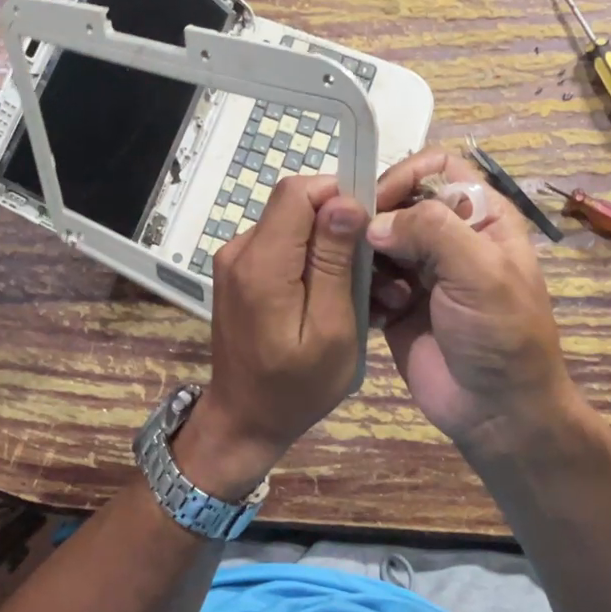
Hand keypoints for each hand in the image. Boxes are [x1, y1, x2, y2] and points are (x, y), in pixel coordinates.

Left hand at [175, 175, 367, 499]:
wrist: (245, 419)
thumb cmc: (295, 387)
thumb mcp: (331, 330)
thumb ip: (335, 263)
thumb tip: (344, 201)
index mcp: (261, 263)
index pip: (298, 192)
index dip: (339, 196)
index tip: (371, 229)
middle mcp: (239, 250)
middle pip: (295, 206)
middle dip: (340, 226)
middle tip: (375, 269)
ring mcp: (235, 261)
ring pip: (292, 226)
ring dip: (329, 248)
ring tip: (363, 291)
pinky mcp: (239, 273)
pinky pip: (281, 247)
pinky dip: (311, 263)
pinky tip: (334, 296)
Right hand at [367, 149, 571, 445]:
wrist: (498, 413)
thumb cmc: (502, 337)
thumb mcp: (481, 273)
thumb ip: (431, 230)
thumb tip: (375, 222)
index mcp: (480, 218)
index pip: (437, 167)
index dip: (405, 174)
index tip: (377, 202)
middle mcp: (448, 238)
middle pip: (398, 201)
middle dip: (375, 218)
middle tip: (356, 244)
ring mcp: (420, 272)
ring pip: (376, 240)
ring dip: (368, 260)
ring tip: (380, 290)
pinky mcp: (396, 304)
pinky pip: (366, 280)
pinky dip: (364, 289)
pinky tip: (379, 312)